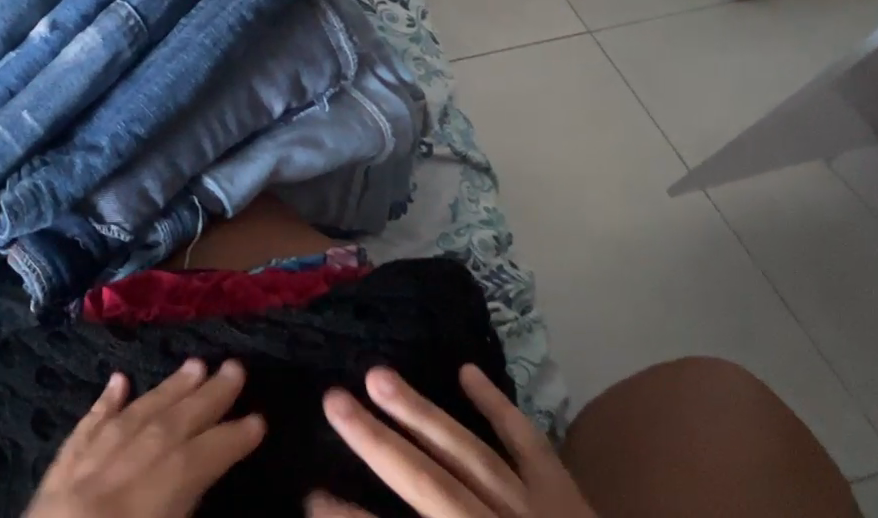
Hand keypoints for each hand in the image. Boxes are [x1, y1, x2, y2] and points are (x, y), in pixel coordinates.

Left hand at [25, 358, 265, 517]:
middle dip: (202, 400)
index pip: (188, 467)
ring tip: (193, 365)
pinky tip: (118, 381)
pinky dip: (102, 407)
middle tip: (234, 368)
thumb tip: (204, 484)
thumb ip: (182, 510)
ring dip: (162, 394)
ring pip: (124, 425)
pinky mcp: (50, 487)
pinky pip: (80, 437)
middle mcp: (104, 488)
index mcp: (136, 515)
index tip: (259, 420)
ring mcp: (73, 482)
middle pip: (160, 433)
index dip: (226, 443)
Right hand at [310, 364, 595, 517]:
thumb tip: (353, 517)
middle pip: (432, 486)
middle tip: (332, 400)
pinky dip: (497, 407)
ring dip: (422, 414)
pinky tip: (465, 372)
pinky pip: (529, 444)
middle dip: (379, 443)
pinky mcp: (567, 496)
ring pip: (472, 456)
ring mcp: (541, 512)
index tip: (310, 495)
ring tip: (377, 375)